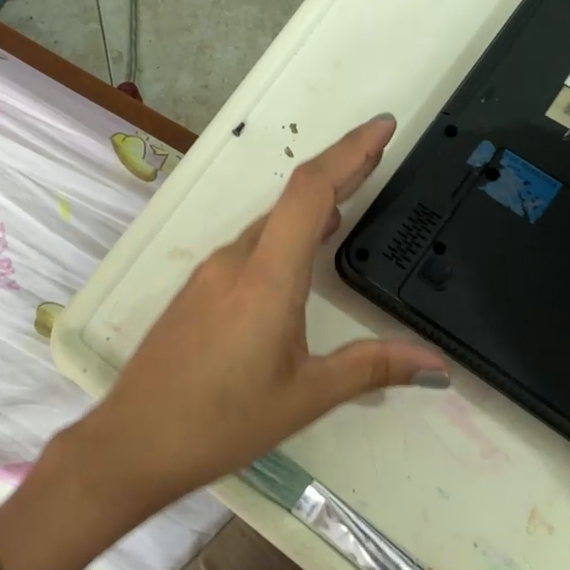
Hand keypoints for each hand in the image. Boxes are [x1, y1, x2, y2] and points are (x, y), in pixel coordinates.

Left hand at [70, 114, 447, 513]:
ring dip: (310, 209)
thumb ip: (372, 369)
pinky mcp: (196, 292)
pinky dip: (284, 238)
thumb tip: (437, 366)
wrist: (132, 442)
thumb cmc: (221, 422)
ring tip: (349, 203)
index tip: (382, 127)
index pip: (311, 191)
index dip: (350, 152)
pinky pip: (249, 249)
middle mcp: (235, 261)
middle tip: (379, 154)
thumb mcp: (305, 396)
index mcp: (267, 277)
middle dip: (339, 173)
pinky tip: (300, 256)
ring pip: (268, 227)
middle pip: (291, 200)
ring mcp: (210, 275)